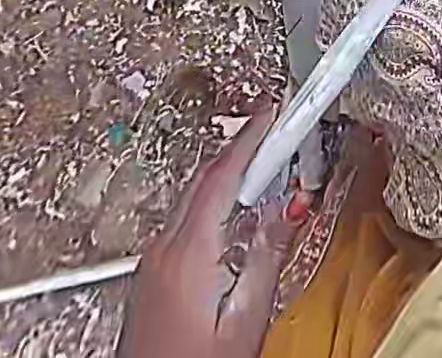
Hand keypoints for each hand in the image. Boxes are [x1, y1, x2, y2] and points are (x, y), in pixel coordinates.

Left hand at [116, 108, 296, 357]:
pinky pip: (183, 217)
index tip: (271, 115)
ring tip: (261, 164)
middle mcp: (164, 249)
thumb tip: (290, 209)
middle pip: (204, 178)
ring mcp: (152, 260)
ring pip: (192, 195)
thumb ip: (268, 259)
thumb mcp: (244, 324)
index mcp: (188, 255)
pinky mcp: (151, 273)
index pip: (222, 176)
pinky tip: (232, 208)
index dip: (249, 138)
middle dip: (240, 148)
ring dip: (226, 172)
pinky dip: (212, 198)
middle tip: (273, 131)